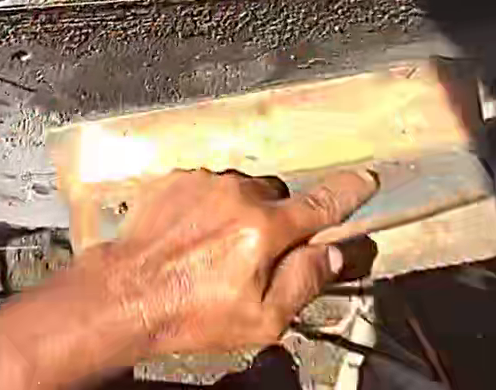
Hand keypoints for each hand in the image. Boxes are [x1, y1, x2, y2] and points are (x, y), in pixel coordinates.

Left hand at [85, 168, 379, 355]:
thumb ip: (303, 281)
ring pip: (243, 188)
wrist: (127, 293)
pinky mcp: (182, 176)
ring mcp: (209, 180)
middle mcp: (241, 193)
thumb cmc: (194, 314)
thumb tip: (332, 252)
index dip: (348, 192)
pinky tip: (192, 234)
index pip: (320, 204)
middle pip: (278, 196)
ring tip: (214, 247)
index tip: (368, 178)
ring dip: (240, 210)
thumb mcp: (260, 319)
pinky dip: (210, 204)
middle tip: (255, 254)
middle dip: (276, 219)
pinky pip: (210, 184)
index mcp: (266, 229)